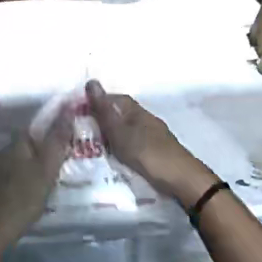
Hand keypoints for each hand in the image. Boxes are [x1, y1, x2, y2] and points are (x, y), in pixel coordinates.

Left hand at [0, 113, 73, 261]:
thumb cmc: (23, 197)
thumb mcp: (46, 168)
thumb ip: (56, 140)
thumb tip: (67, 109)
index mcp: (16, 142)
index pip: (38, 123)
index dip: (56, 123)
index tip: (74, 126)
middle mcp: (5, 149)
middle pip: (31, 140)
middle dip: (49, 142)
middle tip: (74, 148)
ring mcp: (0, 167)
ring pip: (26, 156)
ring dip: (41, 158)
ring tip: (63, 165)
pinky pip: (21, 170)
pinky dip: (34, 172)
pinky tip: (45, 182)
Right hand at [86, 80, 214, 202]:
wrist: (180, 180)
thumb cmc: (146, 152)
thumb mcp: (119, 131)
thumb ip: (104, 110)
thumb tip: (91, 81)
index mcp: (136, 110)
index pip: (114, 99)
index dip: (97, 103)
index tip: (80, 113)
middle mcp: (145, 119)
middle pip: (120, 114)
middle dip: (103, 121)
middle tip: (83, 133)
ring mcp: (153, 136)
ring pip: (127, 131)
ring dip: (112, 136)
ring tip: (95, 147)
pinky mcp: (156, 152)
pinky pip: (133, 145)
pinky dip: (122, 148)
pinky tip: (115, 158)